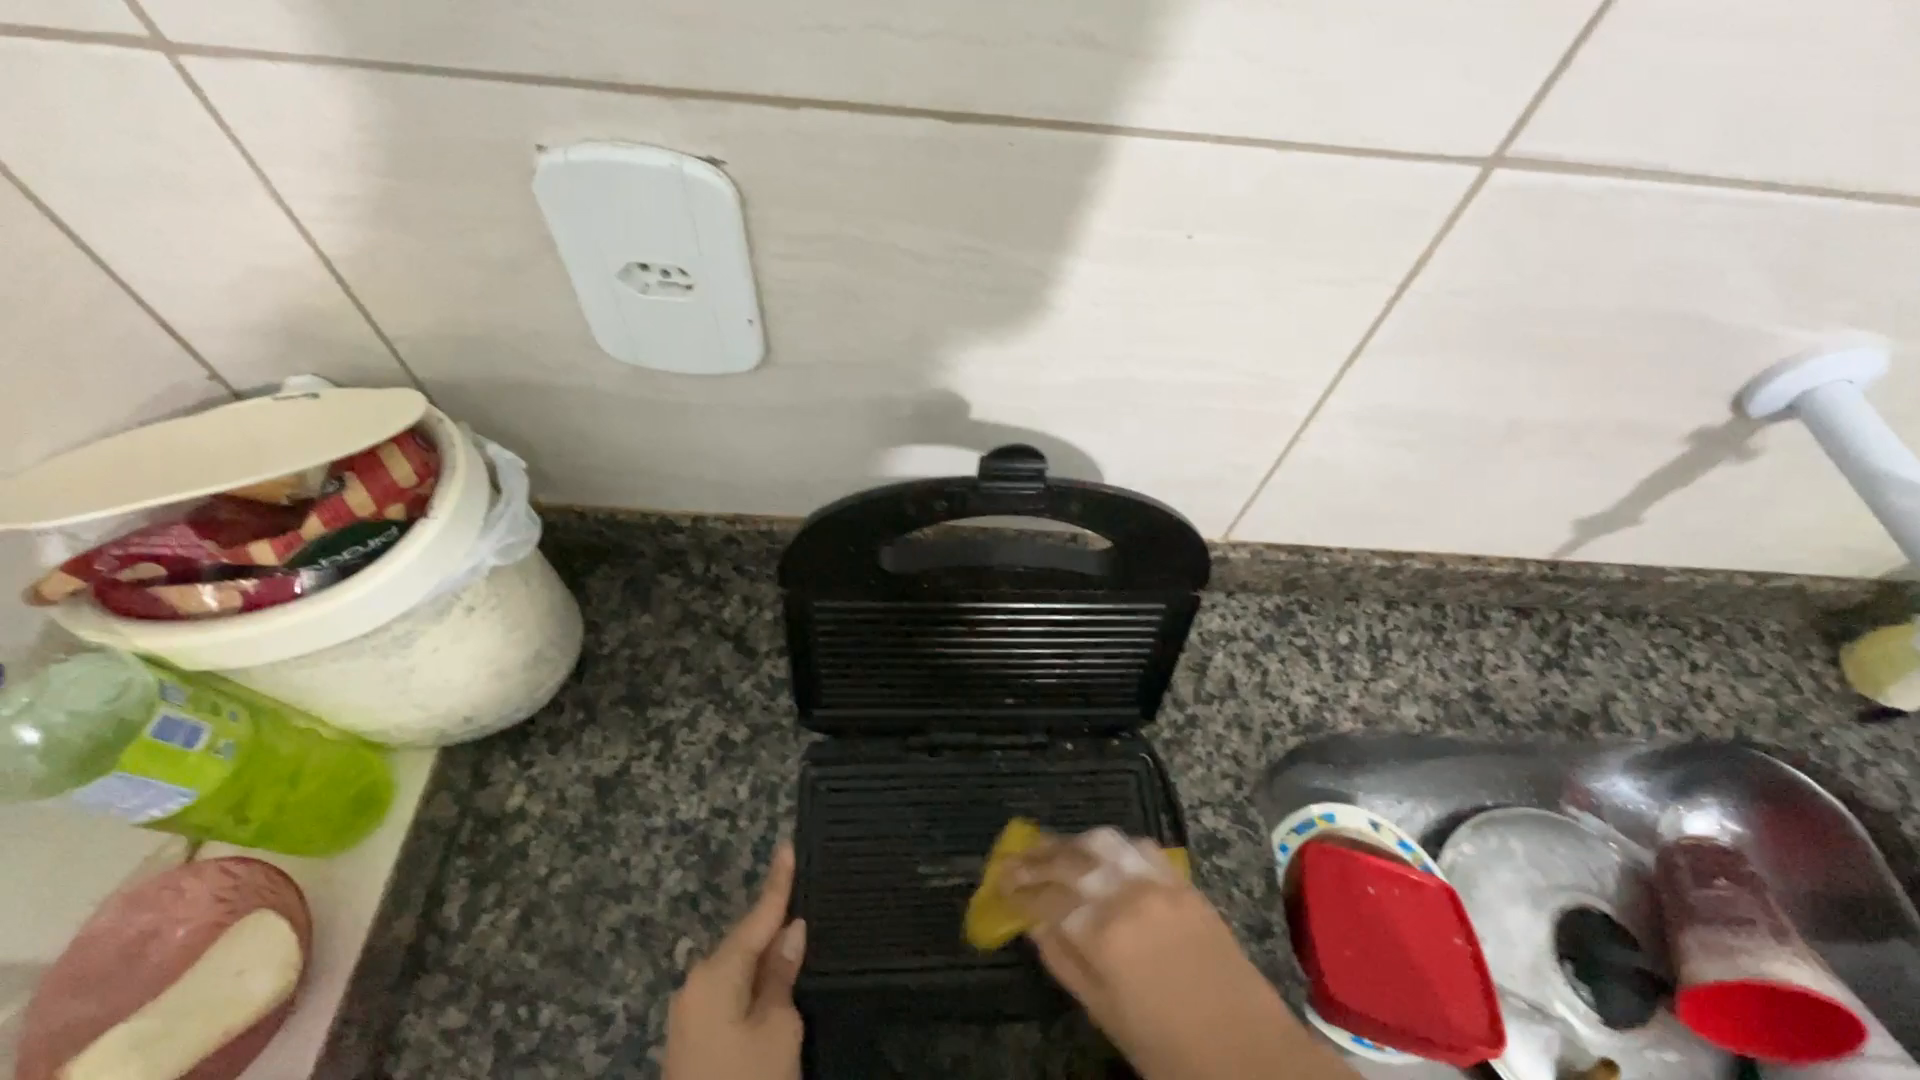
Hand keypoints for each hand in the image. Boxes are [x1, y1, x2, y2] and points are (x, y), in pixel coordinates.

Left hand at [664, 844, 807, 1079]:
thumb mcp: (779, 1030)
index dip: (777, 884)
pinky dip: (753, 980)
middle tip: (801, 891)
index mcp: (715, 975)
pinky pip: (729, 992)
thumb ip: (782, 976)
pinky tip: (773, 977)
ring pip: (736, 969)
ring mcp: (690, 1014)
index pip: (756, 919)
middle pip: (743, 942)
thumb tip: (790, 933)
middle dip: (772, 922)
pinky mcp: (693, 1039)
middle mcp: (695, 985)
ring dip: (764, 955)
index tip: (787, 846)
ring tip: (795, 933)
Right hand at [1004, 829, 1354, 1079]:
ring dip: (1071, 841)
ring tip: (1050, 848)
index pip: (1046, 897)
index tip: (999, 883)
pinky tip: (1101, 853)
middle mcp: (1128, 896)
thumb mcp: (1104, 1013)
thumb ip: (1065, 961)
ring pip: (1104, 841)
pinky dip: (1112, 844)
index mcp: (1103, 935)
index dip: (1018, 888)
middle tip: (1014, 860)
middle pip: (1070, 860)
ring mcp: (1160, 885)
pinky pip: (1140, 847)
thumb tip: (1034, 923)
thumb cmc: (1168, 1048)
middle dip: (1036, 857)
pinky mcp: (1185, 884)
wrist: (1250, 1053)